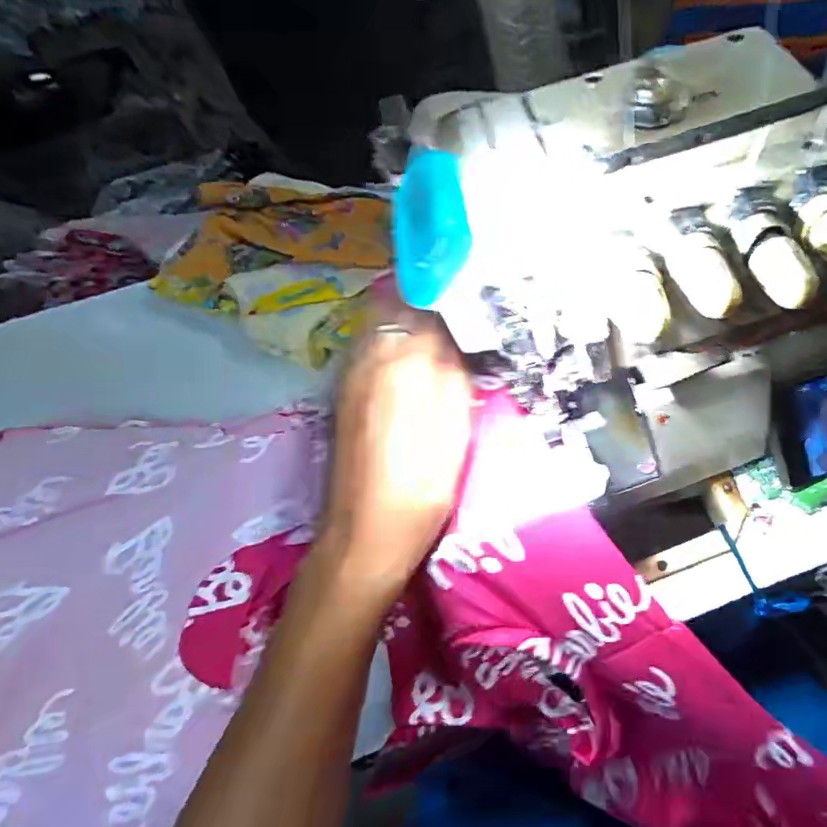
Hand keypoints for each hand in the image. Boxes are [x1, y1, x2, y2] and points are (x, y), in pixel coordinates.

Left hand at [314, 288, 471, 593]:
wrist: (367, 535)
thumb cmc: (421, 484)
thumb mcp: (453, 422)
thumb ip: (453, 365)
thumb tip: (457, 324)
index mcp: (398, 356)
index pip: (425, 296)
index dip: (453, 291)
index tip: (479, 296)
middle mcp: (366, 355)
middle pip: (398, 304)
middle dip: (432, 303)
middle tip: (469, 318)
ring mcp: (351, 376)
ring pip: (384, 327)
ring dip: (415, 324)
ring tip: (451, 342)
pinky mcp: (346, 398)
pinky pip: (376, 351)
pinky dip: (400, 349)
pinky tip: (422, 372)